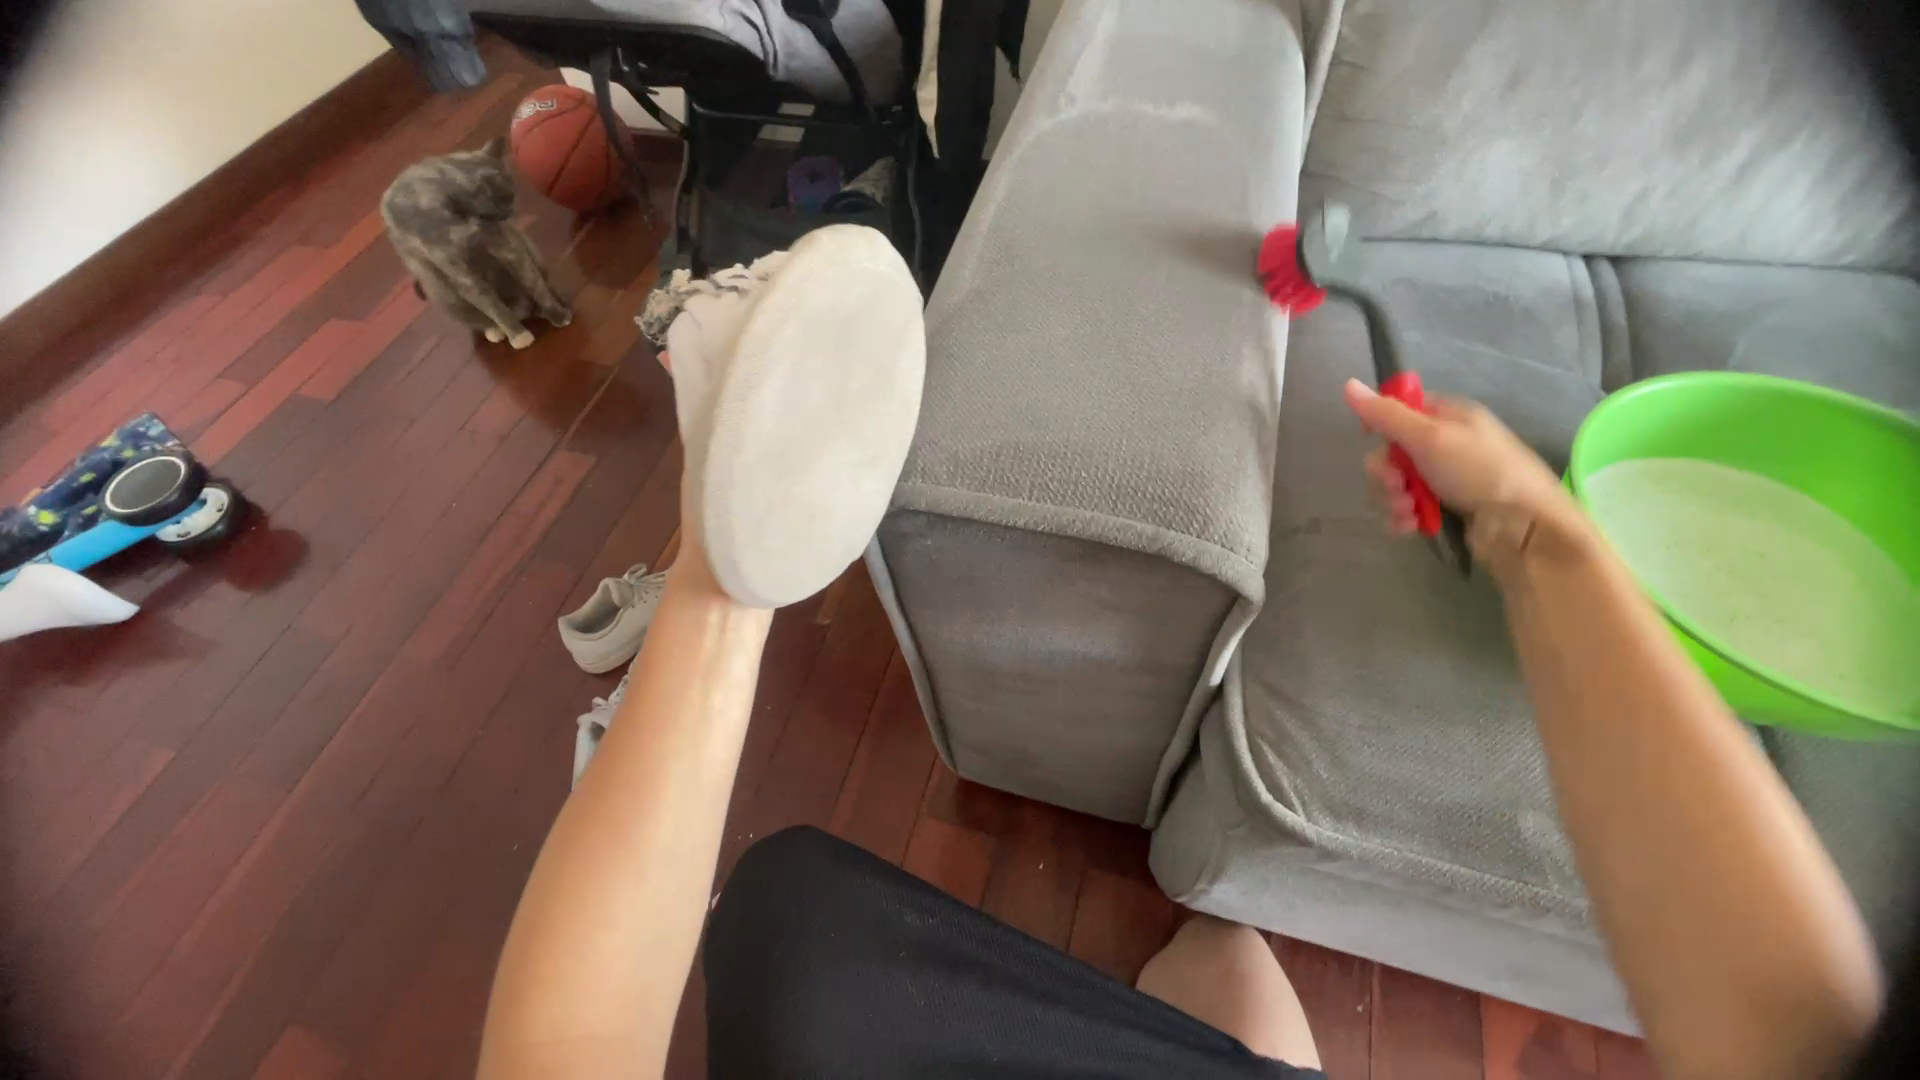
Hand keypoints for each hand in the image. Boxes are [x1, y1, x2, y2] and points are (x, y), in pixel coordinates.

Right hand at [1343, 380, 1577, 561]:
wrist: (1522, 527)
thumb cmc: (1480, 471)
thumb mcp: (1430, 436)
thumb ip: (1386, 415)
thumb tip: (1348, 384)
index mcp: (1447, 418)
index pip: (1401, 410)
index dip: (1381, 423)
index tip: (1370, 437)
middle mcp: (1444, 445)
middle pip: (1390, 452)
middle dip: (1385, 473)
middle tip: (1397, 484)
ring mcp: (1442, 480)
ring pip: (1393, 484)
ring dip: (1392, 499)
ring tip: (1409, 510)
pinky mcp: (1439, 510)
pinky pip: (1403, 509)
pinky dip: (1402, 518)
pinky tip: (1412, 525)